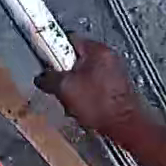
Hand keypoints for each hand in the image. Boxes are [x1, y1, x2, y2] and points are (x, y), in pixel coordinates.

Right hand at [34, 38, 149, 139]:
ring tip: (72, 100)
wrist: (124, 126)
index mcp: (97, 50)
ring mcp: (114, 73)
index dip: (53, 50)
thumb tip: (41, 77)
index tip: (46, 60)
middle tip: (59, 85)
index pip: (69, 38)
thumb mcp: (64, 88)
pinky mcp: (115, 88)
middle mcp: (108, 58)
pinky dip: (84, 95)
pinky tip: (82, 108)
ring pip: (82, 75)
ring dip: (73, 87)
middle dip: (64, 74)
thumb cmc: (101, 104)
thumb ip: (48, 78)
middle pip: (75, 58)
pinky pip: (92, 86)